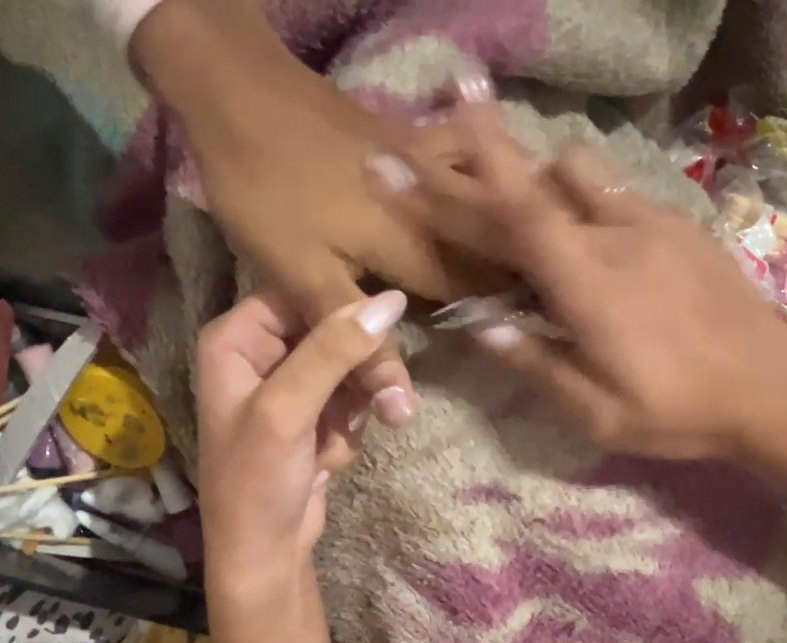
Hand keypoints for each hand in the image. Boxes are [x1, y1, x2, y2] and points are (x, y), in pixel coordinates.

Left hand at [131, 1, 503, 428]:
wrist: (236, 91)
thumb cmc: (266, 196)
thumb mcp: (303, 278)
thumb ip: (354, 344)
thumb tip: (403, 408)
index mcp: (414, 246)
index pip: (479, 290)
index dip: (510, 314)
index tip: (542, 335)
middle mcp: (436, 201)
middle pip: (496, 243)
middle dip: (525, 270)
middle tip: (550, 296)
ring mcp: (427, 159)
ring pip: (492, 193)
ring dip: (518, 217)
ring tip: (540, 244)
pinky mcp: (410, 136)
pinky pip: (467, 153)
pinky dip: (488, 166)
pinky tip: (495, 173)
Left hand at [195, 289, 407, 593]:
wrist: (264, 554)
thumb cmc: (258, 481)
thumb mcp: (288, 409)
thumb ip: (334, 351)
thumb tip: (390, 299)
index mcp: (235, 338)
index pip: (302, 294)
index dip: (344, 313)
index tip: (386, 333)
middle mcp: (258, 354)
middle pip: (333, 331)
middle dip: (356, 375)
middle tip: (387, 399)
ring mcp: (287, 387)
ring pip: (349, 369)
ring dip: (354, 409)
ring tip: (332, 446)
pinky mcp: (311, 417)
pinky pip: (350, 402)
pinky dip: (347, 431)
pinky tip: (327, 460)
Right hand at [377, 105, 786, 494]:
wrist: (778, 391)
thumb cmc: (679, 412)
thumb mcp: (597, 414)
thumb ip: (536, 366)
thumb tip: (484, 329)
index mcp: (588, 284)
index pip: (514, 214)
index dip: (463, 175)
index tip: (421, 139)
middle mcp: (616, 236)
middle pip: (539, 177)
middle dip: (487, 150)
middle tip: (454, 120)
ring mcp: (653, 223)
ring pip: (582, 171)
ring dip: (542, 174)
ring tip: (527, 204)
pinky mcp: (681, 226)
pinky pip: (617, 191)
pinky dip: (585, 196)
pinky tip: (590, 234)